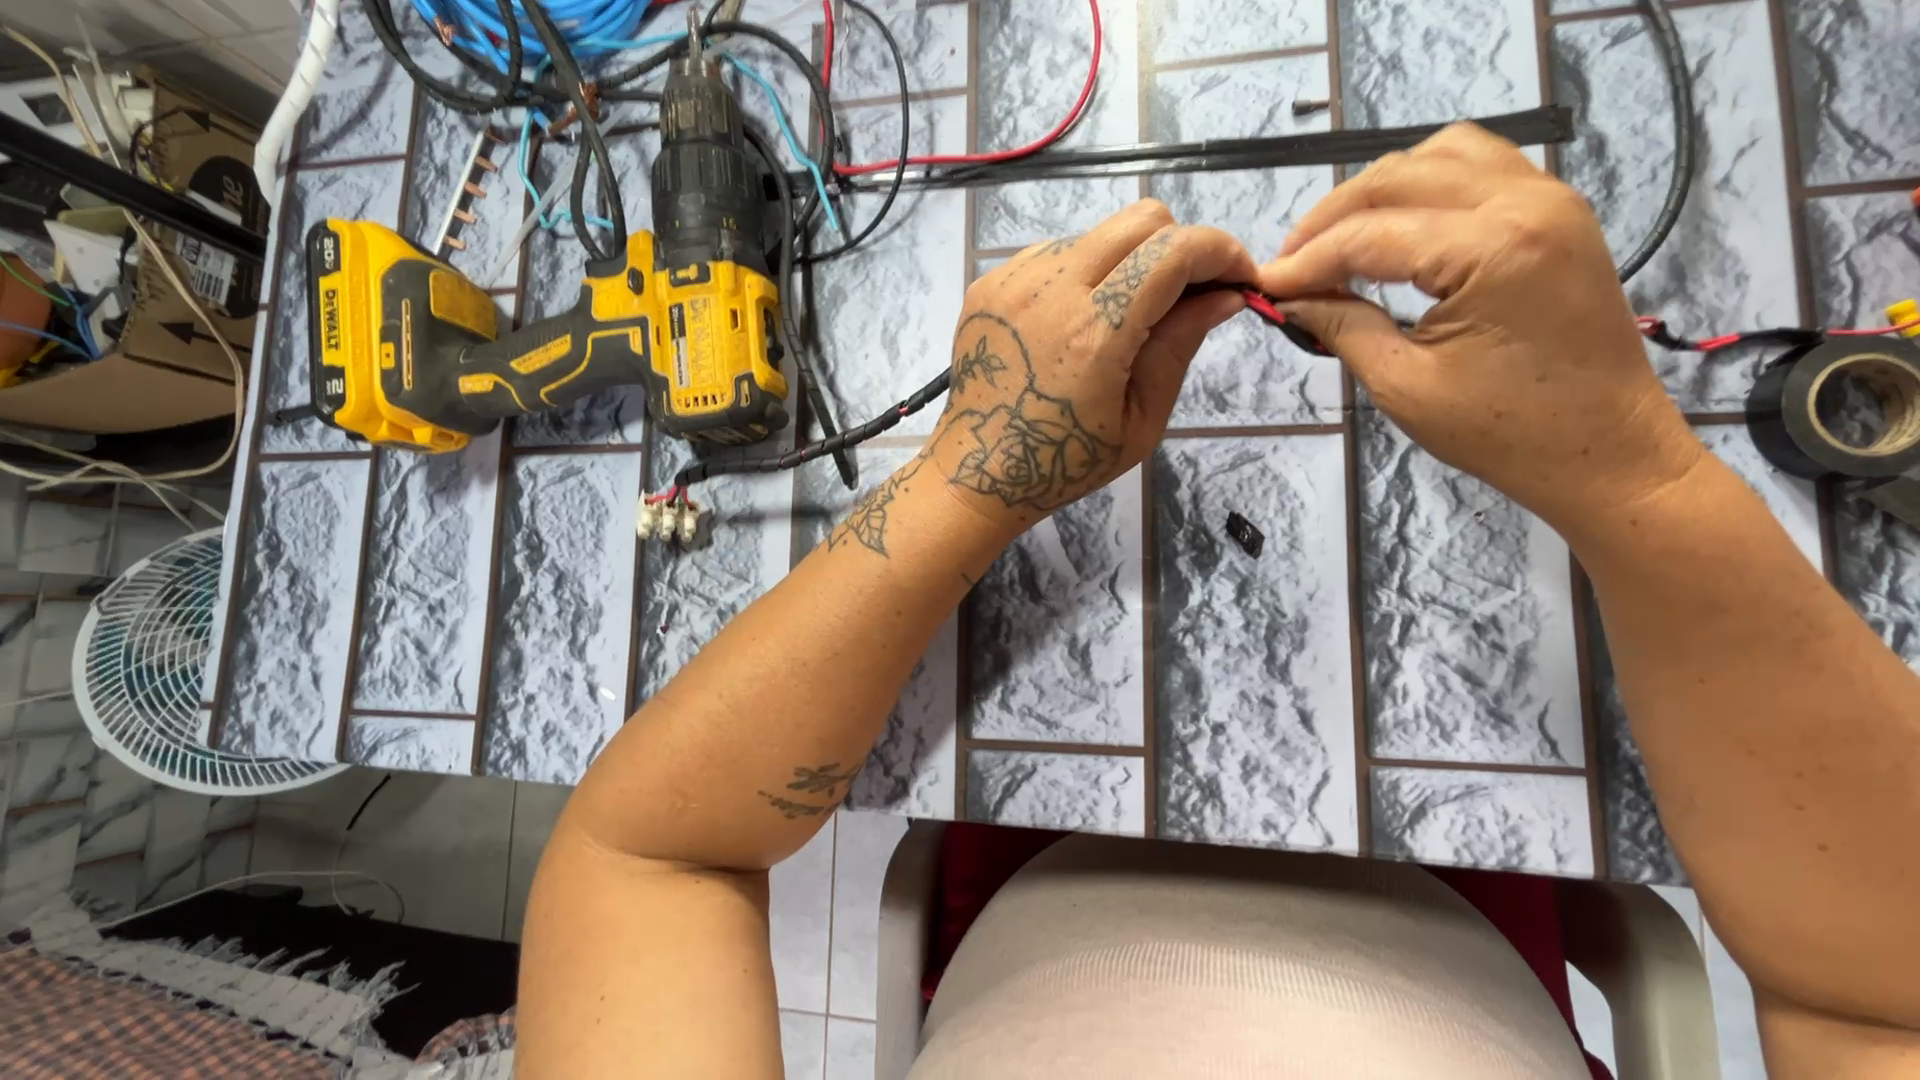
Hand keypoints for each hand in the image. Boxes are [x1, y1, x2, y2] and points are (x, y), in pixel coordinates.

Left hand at [923, 200, 1255, 538]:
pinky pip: (1057, 252)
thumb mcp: (1140, 421)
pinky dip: (1086, 274)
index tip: (1239, 278)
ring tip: (1125, 318)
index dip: (1221, 252)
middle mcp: (1051, 290)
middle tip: (1189, 296)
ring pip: (1099, 233)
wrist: (978, 470)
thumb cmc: (1066, 461)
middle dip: (1181, 246)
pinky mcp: (990, 282)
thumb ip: (1180, 346)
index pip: (1173, 250)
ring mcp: (1014, 280)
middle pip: (1142, 219)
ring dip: (1130, 261)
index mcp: (1094, 334)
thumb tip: (1225, 294)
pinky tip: (1078, 322)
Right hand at [1258, 123, 1702, 531]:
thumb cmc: (1502, 432)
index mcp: (1495, 249)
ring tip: (1338, 240)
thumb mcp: (1403, 385)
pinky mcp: (1555, 212)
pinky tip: (1394, 226)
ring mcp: (1549, 198)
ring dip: (1377, 191)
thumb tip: (1289, 298)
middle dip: (1331, 219)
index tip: (1263, 286)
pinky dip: (1424, 186)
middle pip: (1398, 177)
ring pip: (1439, 155)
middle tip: (1290, 266)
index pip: (1371, 235)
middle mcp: (1527, 202)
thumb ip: (1342, 327)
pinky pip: (1477, 167)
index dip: (1307, 260)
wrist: (1604, 447)